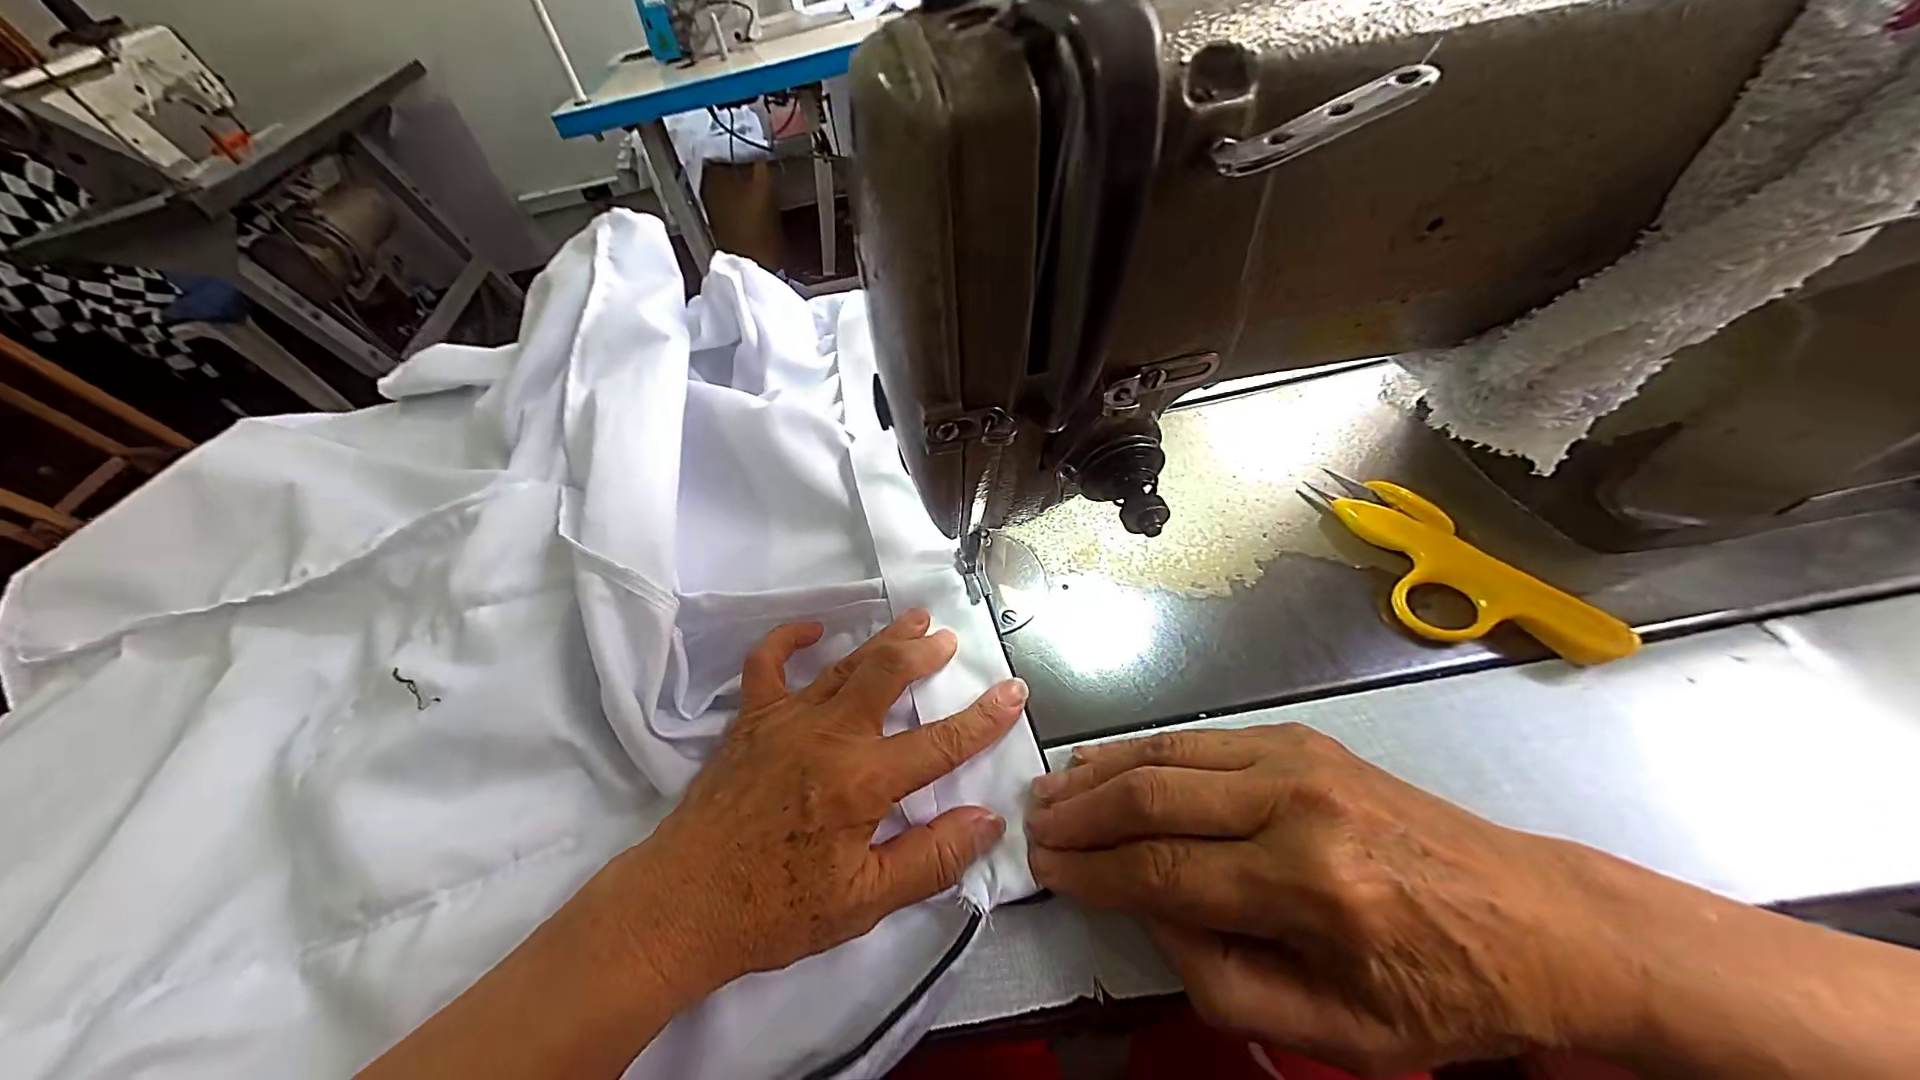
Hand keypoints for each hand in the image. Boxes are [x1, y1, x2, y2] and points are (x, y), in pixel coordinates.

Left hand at [360, 611, 1025, 1079]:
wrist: (681, 907)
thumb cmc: (776, 909)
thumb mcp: (864, 902)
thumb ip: (930, 858)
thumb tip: (987, 819)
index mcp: (862, 783)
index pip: (941, 743)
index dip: (984, 717)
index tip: (1014, 690)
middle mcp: (829, 737)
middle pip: (887, 675)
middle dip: (925, 652)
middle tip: (948, 639)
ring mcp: (786, 721)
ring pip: (844, 664)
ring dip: (883, 639)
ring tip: (913, 619)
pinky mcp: (750, 720)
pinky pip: (767, 665)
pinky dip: (789, 639)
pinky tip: (812, 628)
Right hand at [1025, 724, 1638, 1075]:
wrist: (1536, 915)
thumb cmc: (1443, 989)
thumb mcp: (1338, 1029)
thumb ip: (1220, 980)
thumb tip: (1147, 911)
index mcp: (1309, 884)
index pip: (1163, 871)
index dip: (1093, 873)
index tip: (1048, 871)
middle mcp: (1294, 802)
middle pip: (1152, 797)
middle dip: (1081, 814)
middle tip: (1035, 825)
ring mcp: (1295, 756)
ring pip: (1166, 754)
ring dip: (1100, 773)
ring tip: (1053, 789)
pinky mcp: (1297, 738)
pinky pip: (1197, 738)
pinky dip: (1141, 750)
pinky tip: (1108, 761)